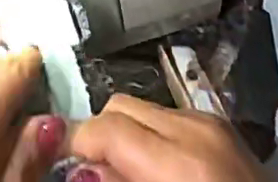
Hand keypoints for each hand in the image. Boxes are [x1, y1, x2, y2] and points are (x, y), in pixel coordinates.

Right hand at [64, 95, 266, 181]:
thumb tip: (82, 172)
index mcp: (186, 164)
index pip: (107, 127)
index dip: (75, 140)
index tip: (55, 154)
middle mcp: (197, 129)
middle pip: (118, 106)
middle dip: (99, 135)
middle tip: (93, 172)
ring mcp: (212, 123)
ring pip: (139, 106)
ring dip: (125, 134)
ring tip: (127, 171)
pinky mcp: (222, 126)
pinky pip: (166, 117)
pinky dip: (151, 137)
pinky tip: (159, 168)